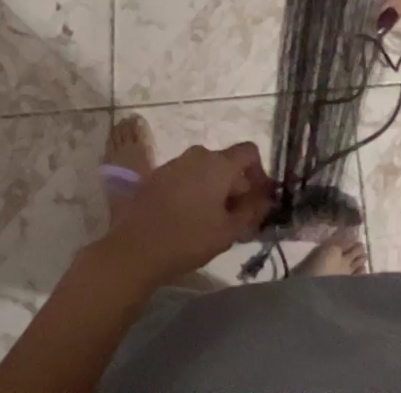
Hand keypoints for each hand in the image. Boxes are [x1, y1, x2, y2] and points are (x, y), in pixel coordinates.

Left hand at [98, 143, 272, 284]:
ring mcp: (174, 164)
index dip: (260, 173)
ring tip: (211, 221)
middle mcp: (197, 155)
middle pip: (226, 163)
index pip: (249, 152)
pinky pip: (185, 177)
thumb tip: (266, 198)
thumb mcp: (229, 231)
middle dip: (236, 186)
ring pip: (204, 170)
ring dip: (214, 189)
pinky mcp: (156, 176)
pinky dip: (193, 191)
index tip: (258, 199)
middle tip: (236, 217)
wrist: (134, 249)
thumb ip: (252, 211)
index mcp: (218, 164)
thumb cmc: (188, 239)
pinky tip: (187, 218)